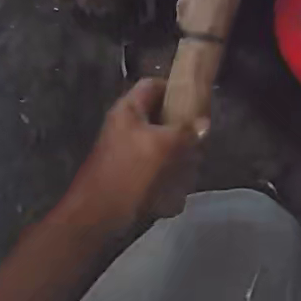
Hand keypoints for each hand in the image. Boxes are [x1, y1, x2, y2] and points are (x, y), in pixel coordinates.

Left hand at [53, 79, 206, 238]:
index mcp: (128, 110)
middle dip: (180, 124)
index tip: (197, 100)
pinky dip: (167, 170)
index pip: (153, 84)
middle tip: (199, 134)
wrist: (96, 216)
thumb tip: (204, 123)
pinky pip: (154, 163)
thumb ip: (185, 132)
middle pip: (158, 114)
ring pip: (159, 140)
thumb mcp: (161, 147)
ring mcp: (125, 148)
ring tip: (193, 160)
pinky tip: (179, 183)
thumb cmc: (127, 173)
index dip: (175, 87)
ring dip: (176, 150)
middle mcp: (125, 124)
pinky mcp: (129, 170)